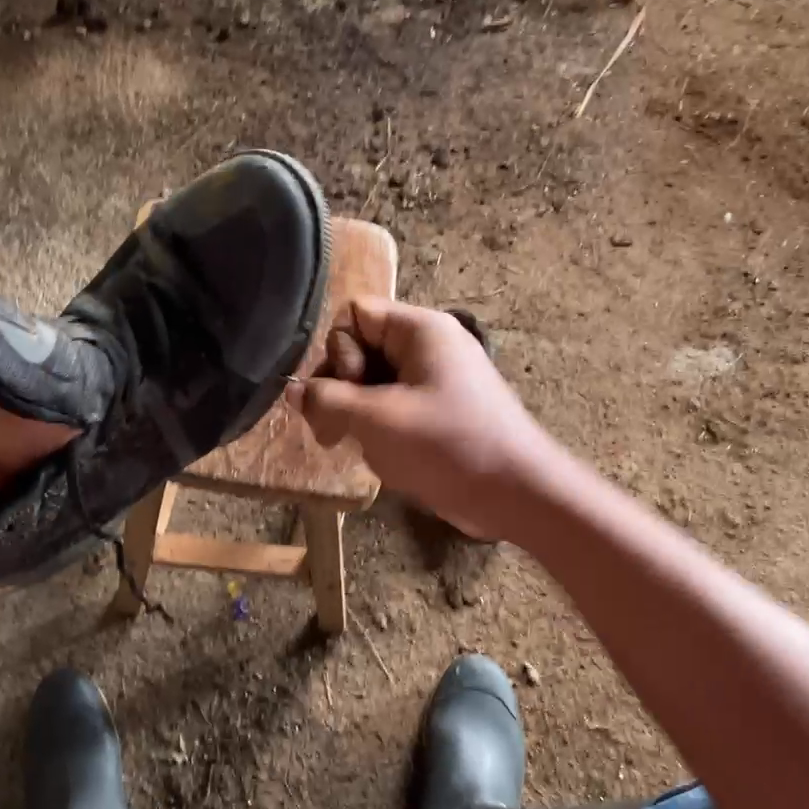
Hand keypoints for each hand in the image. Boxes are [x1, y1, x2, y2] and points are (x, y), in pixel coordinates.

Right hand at [287, 298, 541, 538]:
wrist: (517, 494)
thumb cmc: (448, 445)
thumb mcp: (376, 420)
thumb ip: (326, 399)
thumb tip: (292, 390)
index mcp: (419, 330)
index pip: (354, 315)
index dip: (339, 351)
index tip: (349, 389)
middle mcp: (426, 346)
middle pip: (358, 349)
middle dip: (340, 389)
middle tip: (334, 432)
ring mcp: (433, 379)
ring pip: (370, 382)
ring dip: (355, 415)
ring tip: (357, 447)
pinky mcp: (437, 411)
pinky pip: (390, 406)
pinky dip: (377, 429)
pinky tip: (384, 456)